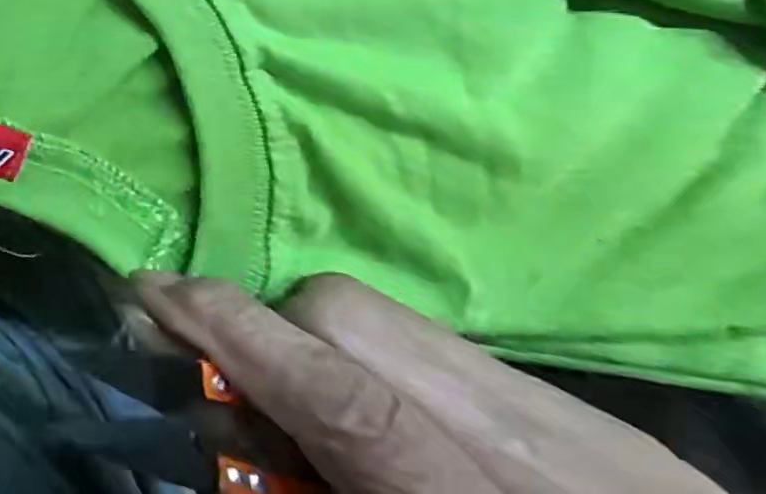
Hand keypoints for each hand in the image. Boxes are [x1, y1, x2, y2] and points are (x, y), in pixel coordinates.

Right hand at [135, 272, 723, 493]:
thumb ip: (297, 487)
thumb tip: (219, 415)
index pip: (352, 406)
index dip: (240, 338)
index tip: (153, 292)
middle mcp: (566, 467)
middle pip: (363, 321)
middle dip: (270, 324)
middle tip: (231, 375)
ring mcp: (603, 439)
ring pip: (401, 320)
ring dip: (318, 339)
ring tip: (297, 395)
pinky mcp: (613, 429)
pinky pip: (448, 350)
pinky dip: (381, 363)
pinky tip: (379, 419)